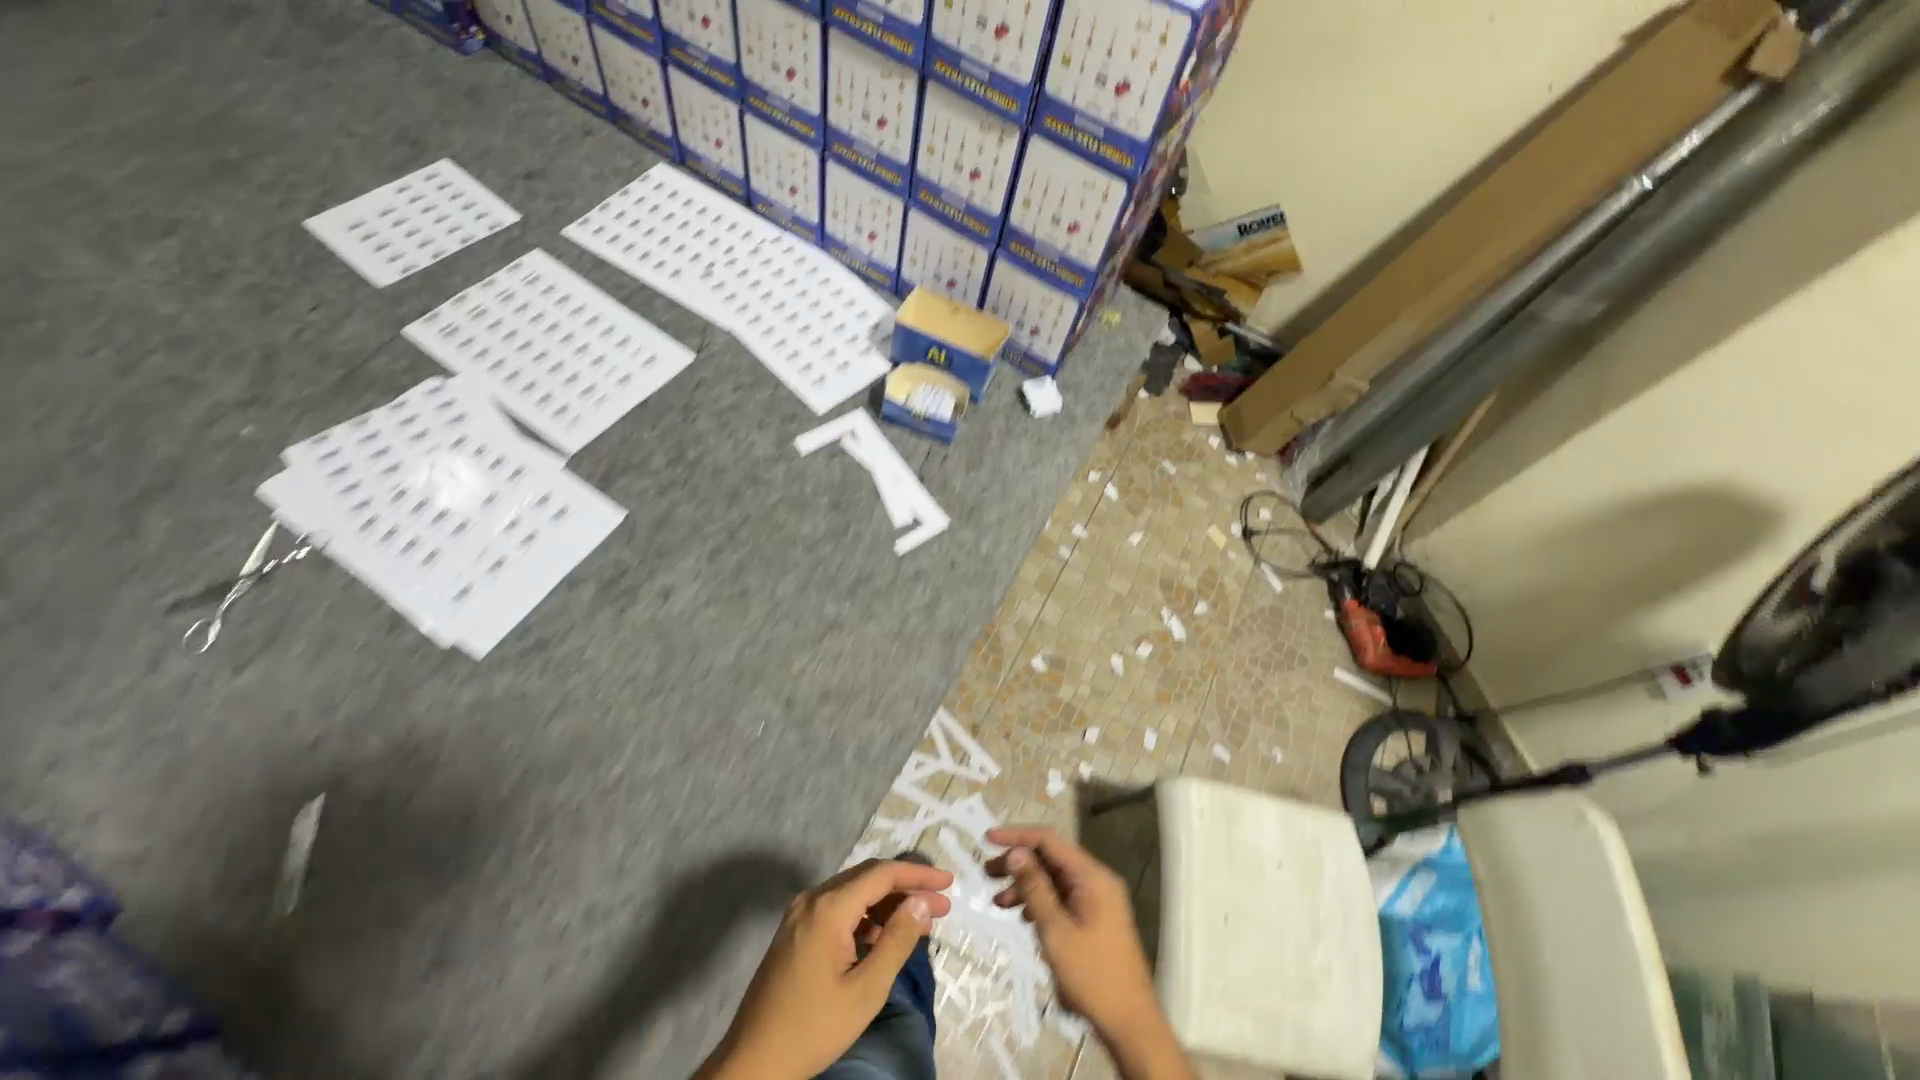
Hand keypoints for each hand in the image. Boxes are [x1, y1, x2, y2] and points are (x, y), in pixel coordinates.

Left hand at [697, 859, 954, 1079]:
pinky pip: (837, 911)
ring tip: (921, 924)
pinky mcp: (795, 933)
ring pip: (852, 894)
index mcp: (828, 908)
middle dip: (906, 888)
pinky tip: (885, 938)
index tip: (949, 883)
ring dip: (887, 904)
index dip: (918, 875)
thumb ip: (897, 940)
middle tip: (942, 906)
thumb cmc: (815, 1026)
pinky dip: (865, 917)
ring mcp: (799, 916)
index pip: (881, 874)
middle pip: (867, 878)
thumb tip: (921, 902)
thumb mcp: (867, 989)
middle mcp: (811, 901)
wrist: (755, 1058)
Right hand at [985, 826, 1157, 1033]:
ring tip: (998, 902)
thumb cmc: (1091, 974)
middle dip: (1018, 863)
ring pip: (1055, 880)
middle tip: (987, 874)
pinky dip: (1040, 902)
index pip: (1050, 841)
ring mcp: (1098, 901)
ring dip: (1026, 885)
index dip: (1017, 836)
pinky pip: (1062, 898)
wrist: (1129, 1021)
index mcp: (1092, 877)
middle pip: (1052, 859)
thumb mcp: (1055, 930)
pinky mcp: (1094, 919)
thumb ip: (1035, 888)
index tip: (986, 839)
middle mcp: (1097, 881)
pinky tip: (1022, 917)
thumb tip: (1016, 853)